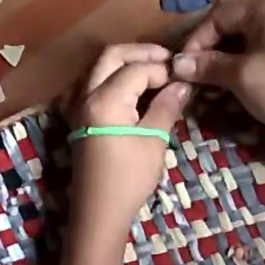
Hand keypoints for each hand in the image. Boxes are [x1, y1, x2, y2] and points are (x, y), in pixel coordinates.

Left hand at [68, 43, 189, 241]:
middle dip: (140, 52)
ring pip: (100, 68)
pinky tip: (137, 89)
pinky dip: (116, 78)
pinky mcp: (81, 118)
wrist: (99, 212)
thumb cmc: (129, 178)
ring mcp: (80, 106)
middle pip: (111, 56)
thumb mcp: (153, 141)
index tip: (184, 76)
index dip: (162, 68)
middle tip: (168, 59)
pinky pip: (96, 85)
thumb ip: (166, 107)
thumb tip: (182, 85)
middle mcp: (86, 95)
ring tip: (155, 71)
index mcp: (105, 99)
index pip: (136, 69)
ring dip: (126, 63)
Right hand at [171, 0, 264, 141]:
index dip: (197, 38)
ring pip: (248, 24)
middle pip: (234, 9)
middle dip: (211, 34)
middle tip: (197, 61)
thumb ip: (208, 66)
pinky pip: (262, 38)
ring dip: (226, 43)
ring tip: (212, 69)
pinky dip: (243, 51)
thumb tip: (176, 64)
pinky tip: (235, 72)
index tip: (183, 66)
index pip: (219, 12)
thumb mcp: (242, 78)